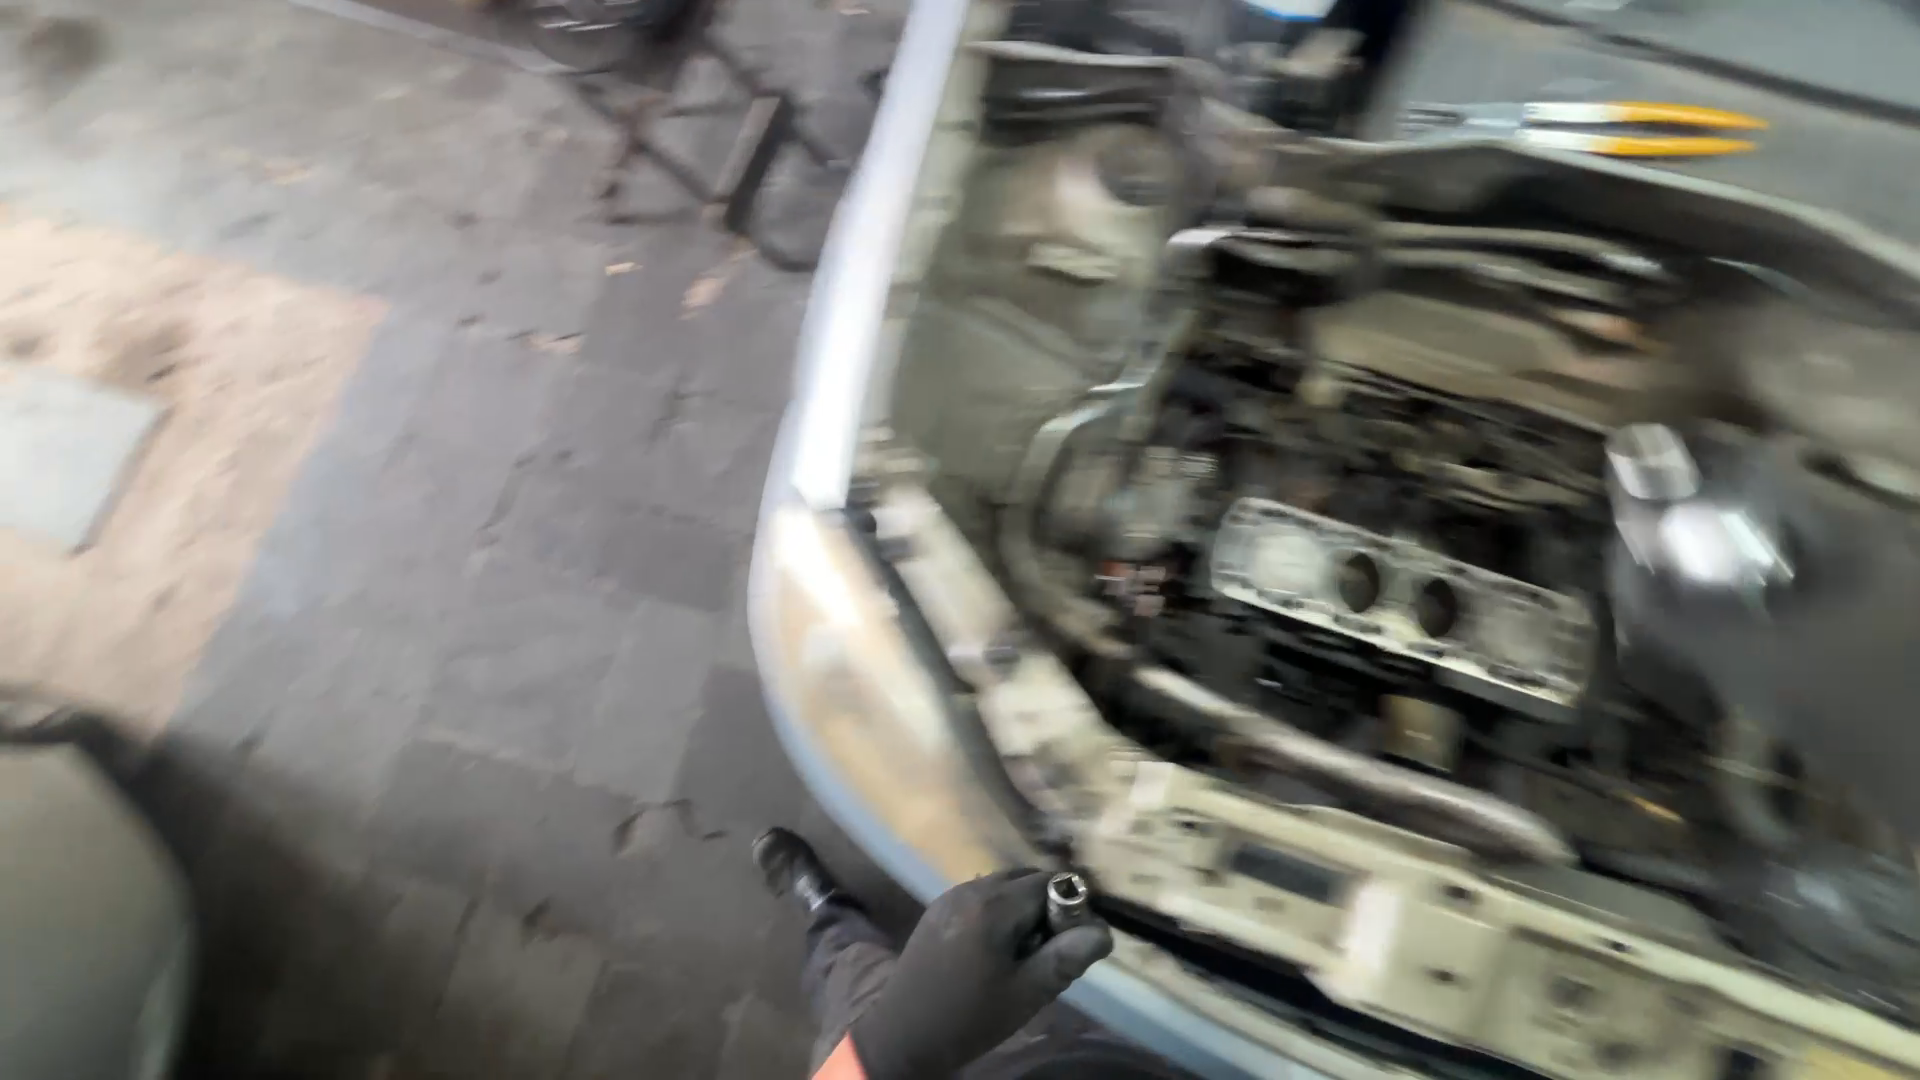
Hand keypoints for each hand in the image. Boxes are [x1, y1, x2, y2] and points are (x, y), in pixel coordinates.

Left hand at [849, 868, 1112, 1079]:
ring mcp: (951, 894)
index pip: (1048, 882)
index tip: (1071, 940)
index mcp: (994, 905)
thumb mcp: (1026, 994)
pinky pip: (980, 894)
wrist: (903, 1034)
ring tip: (1022, 952)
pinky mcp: (938, 906)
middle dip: (1046, 904)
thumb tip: (1105, 932)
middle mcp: (971, 887)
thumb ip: (1066, 958)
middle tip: (1048, 949)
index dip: (1069, 906)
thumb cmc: (970, 1018)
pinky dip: (998, 909)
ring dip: (1022, 906)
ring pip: (1003, 885)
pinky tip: (994, 949)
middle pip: (1025, 878)